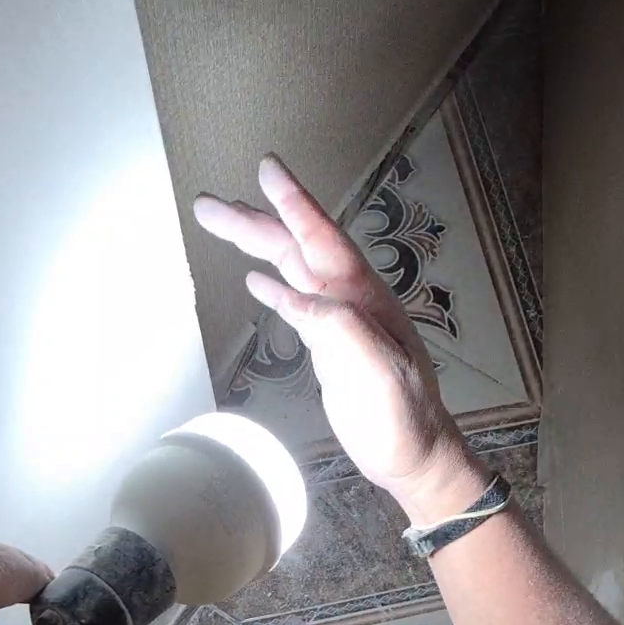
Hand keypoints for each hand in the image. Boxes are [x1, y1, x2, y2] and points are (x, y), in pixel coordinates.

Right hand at [193, 156, 486, 526]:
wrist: (413, 454)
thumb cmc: (402, 420)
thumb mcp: (379, 376)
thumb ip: (341, 332)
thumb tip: (294, 298)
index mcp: (365, 300)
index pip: (324, 241)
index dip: (296, 205)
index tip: (267, 170)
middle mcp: (352, 302)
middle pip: (300, 249)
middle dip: (257, 221)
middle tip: (210, 204)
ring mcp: (341, 323)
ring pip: (294, 272)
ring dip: (259, 247)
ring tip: (221, 226)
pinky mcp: (331, 348)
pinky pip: (298, 304)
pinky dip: (274, 287)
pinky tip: (256, 280)